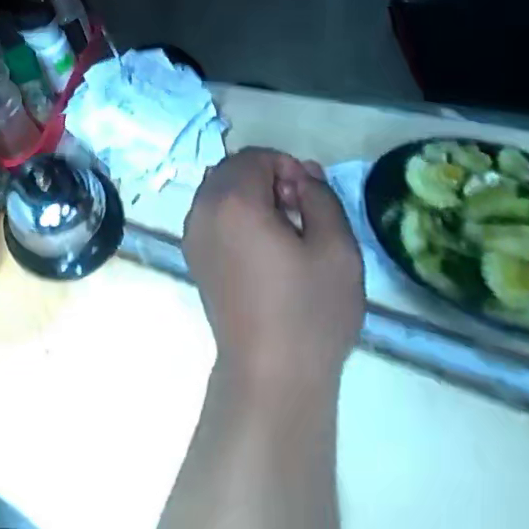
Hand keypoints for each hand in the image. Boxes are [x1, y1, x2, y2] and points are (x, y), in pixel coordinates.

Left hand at [183, 148, 363, 396]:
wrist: (269, 371)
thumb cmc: (309, 311)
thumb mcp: (336, 249)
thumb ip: (320, 197)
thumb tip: (303, 174)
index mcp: (233, 200)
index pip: (254, 156)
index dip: (287, 166)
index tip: (310, 198)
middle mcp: (203, 208)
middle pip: (232, 169)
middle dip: (266, 178)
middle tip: (299, 213)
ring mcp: (192, 232)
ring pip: (219, 190)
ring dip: (249, 195)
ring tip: (283, 232)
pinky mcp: (193, 254)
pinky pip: (211, 214)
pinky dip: (234, 215)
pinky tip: (261, 248)